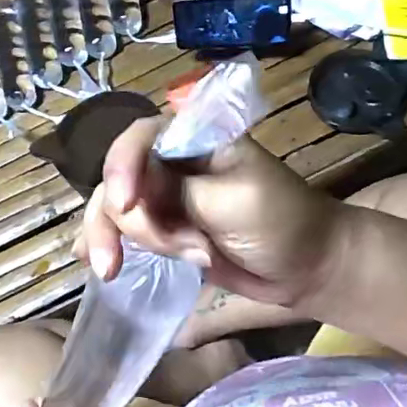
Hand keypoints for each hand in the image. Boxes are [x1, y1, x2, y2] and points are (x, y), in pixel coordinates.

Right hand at [74, 116, 343, 307]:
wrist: (306, 269)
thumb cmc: (282, 223)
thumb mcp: (234, 201)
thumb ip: (178, 193)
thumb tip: (127, 196)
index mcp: (194, 139)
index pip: (141, 136)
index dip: (122, 165)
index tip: (125, 203)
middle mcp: (170, 162)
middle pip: (119, 177)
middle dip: (129, 219)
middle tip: (164, 252)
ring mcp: (163, 197)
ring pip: (114, 208)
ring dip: (120, 238)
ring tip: (139, 268)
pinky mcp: (162, 228)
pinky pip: (122, 231)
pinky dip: (106, 245)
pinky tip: (100, 264)